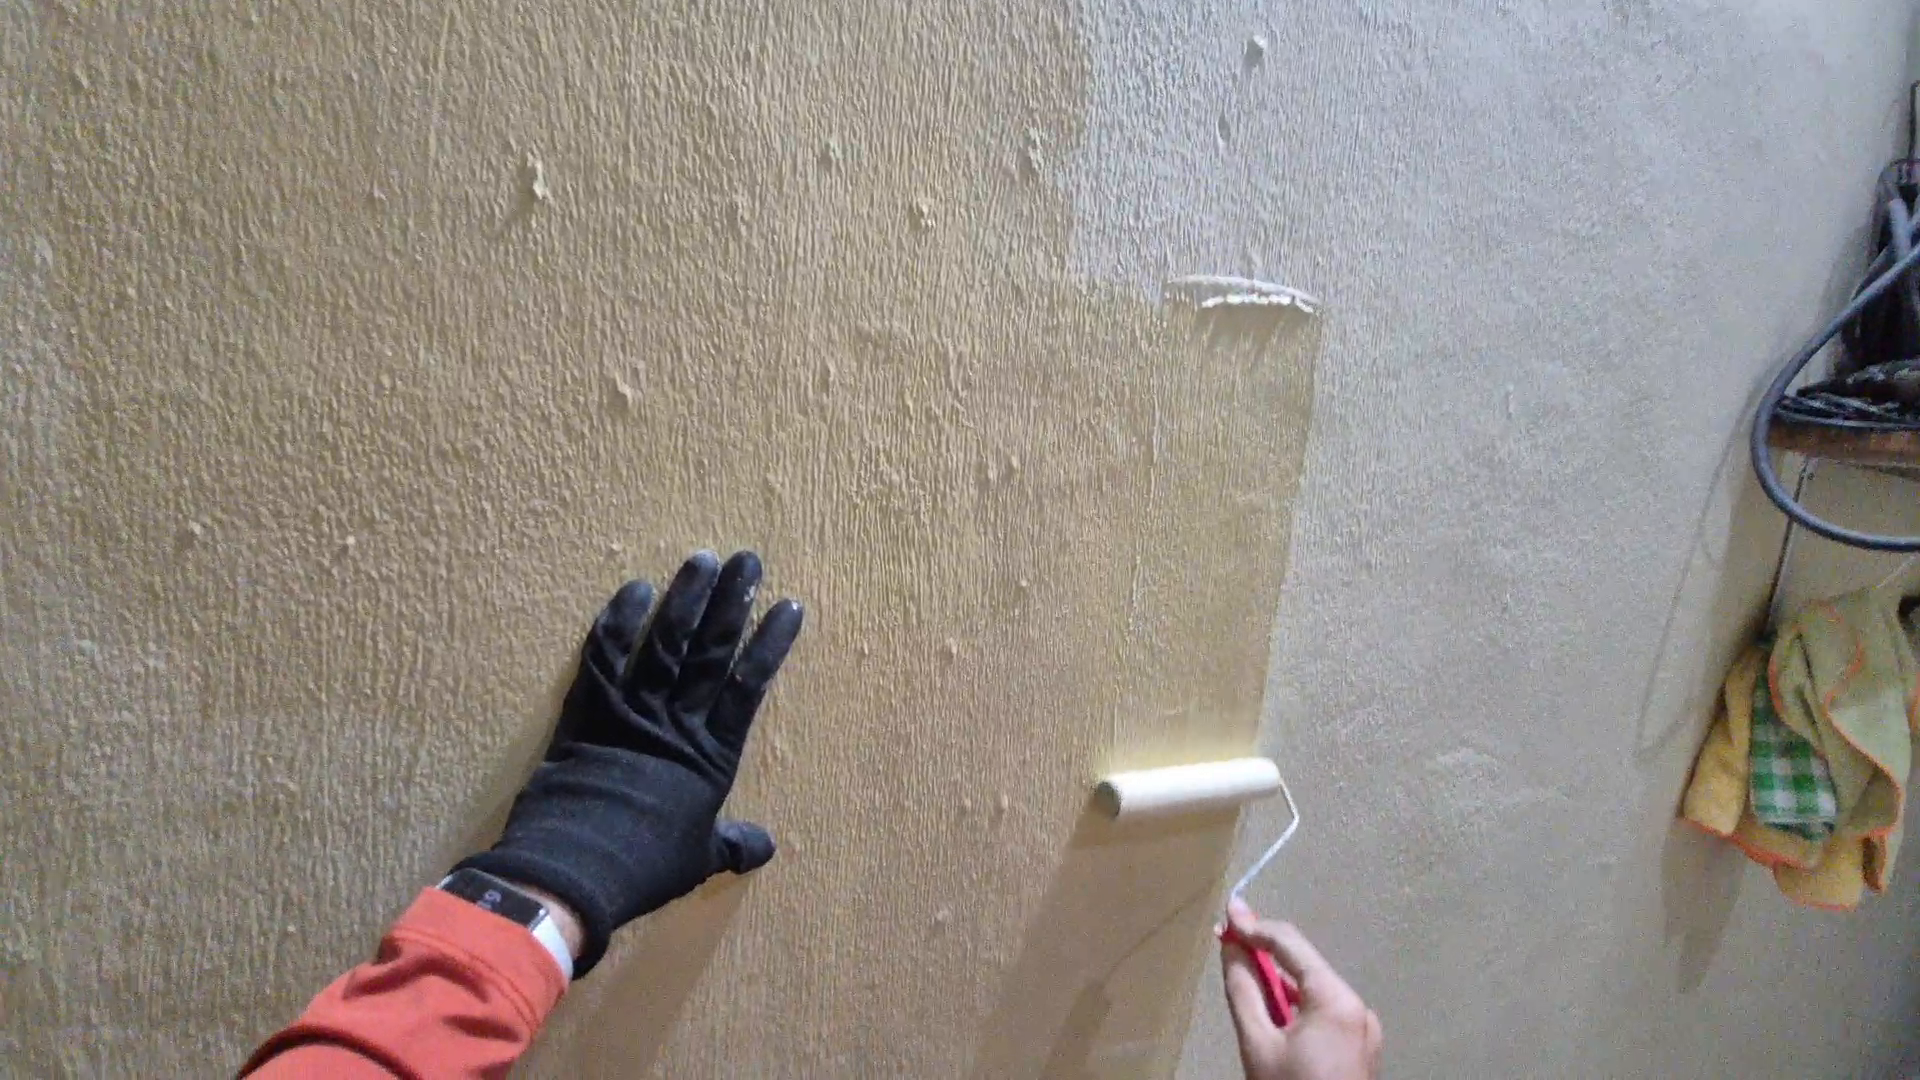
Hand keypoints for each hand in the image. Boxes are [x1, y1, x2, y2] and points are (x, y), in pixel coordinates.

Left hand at [456, 550, 803, 976]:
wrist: (572, 876)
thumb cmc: (646, 866)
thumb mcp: (700, 857)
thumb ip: (733, 843)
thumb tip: (766, 849)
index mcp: (712, 752)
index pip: (749, 684)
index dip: (770, 643)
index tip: (790, 604)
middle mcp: (678, 721)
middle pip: (710, 650)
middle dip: (732, 603)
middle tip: (747, 560)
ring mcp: (632, 712)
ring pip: (664, 644)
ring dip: (684, 599)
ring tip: (701, 559)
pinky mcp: (589, 712)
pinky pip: (604, 659)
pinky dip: (617, 624)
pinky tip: (634, 588)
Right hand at [1221, 899, 1381, 1079]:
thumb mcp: (1258, 1041)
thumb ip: (1243, 986)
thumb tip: (1230, 943)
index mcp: (1336, 999)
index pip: (1288, 943)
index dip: (1254, 925)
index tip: (1225, 913)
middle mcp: (1357, 1007)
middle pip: (1302, 963)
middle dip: (1263, 951)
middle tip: (1226, 939)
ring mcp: (1363, 1030)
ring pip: (1310, 987)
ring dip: (1276, 979)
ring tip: (1243, 977)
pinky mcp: (1361, 1050)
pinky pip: (1321, 1011)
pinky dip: (1293, 1003)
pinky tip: (1270, 1012)